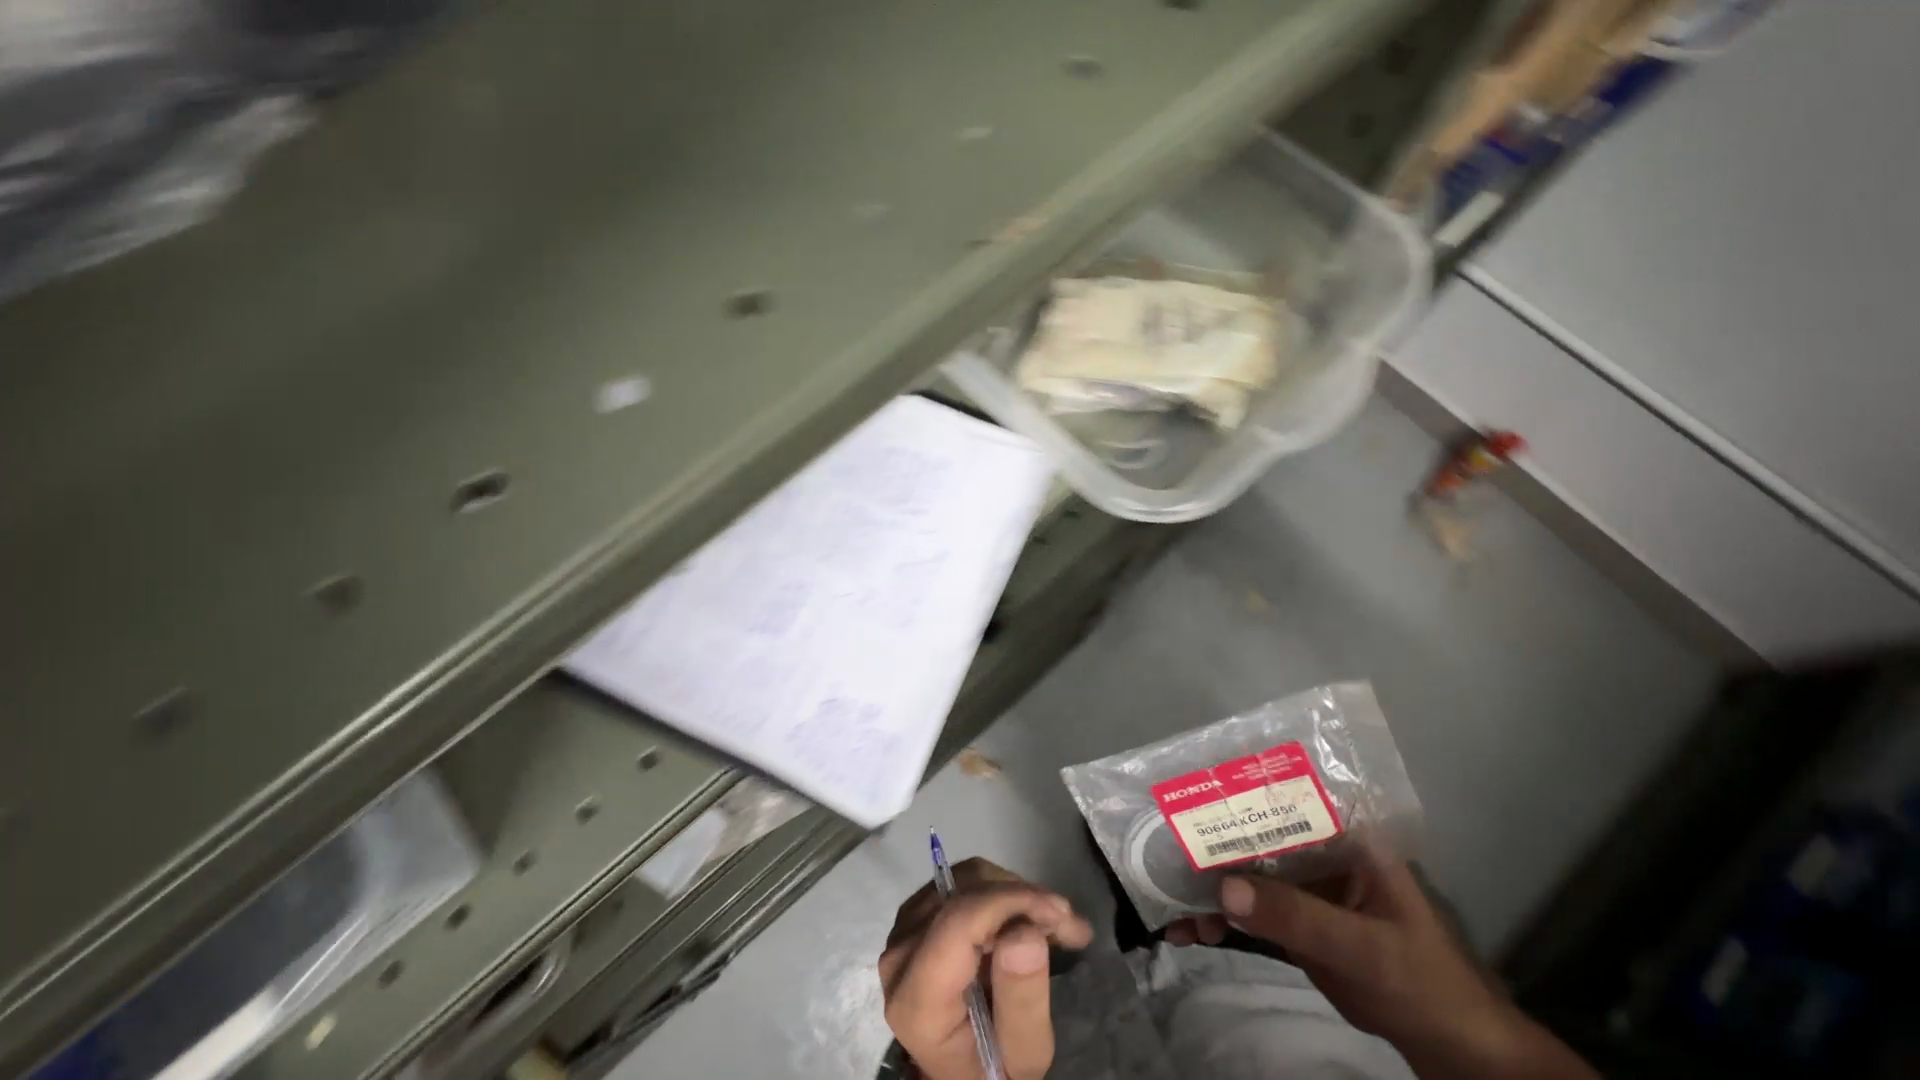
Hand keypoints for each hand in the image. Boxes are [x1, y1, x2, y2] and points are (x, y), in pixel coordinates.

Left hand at [877, 858, 1093, 1079]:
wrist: (962, 1069)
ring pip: (965, 879)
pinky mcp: (913, 917)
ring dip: (1015, 893)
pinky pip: (960, 882)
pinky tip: (1024, 919)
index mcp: (918, 1001)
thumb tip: (1025, 932)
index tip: (1062, 914)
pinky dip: (1000, 892)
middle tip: (1069, 926)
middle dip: (1024, 898)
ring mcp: (901, 932)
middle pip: (964, 895)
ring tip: (1051, 925)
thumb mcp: (1022, 1055)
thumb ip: (1023, 1001)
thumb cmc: (994, 1067)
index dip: (1013, 903)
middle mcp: (899, 958)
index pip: (959, 923)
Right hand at [1173, 846, 1595, 1079]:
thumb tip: (1223, 890)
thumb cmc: (1420, 977)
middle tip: (1161, 865)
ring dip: (1208, 893)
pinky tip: (1188, 934)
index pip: (1285, 804)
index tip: (1187, 806)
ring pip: (1246, 879)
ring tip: (1170, 913)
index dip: (1236, 801)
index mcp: (1347, 839)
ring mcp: (1307, 891)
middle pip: (1255, 842)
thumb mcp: (1360, 944)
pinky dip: (1219, 922)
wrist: (1446, 1041)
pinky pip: (1249, 915)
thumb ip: (1295, 915)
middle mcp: (1322, 855)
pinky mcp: (1296, 926)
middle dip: (1210, 856)